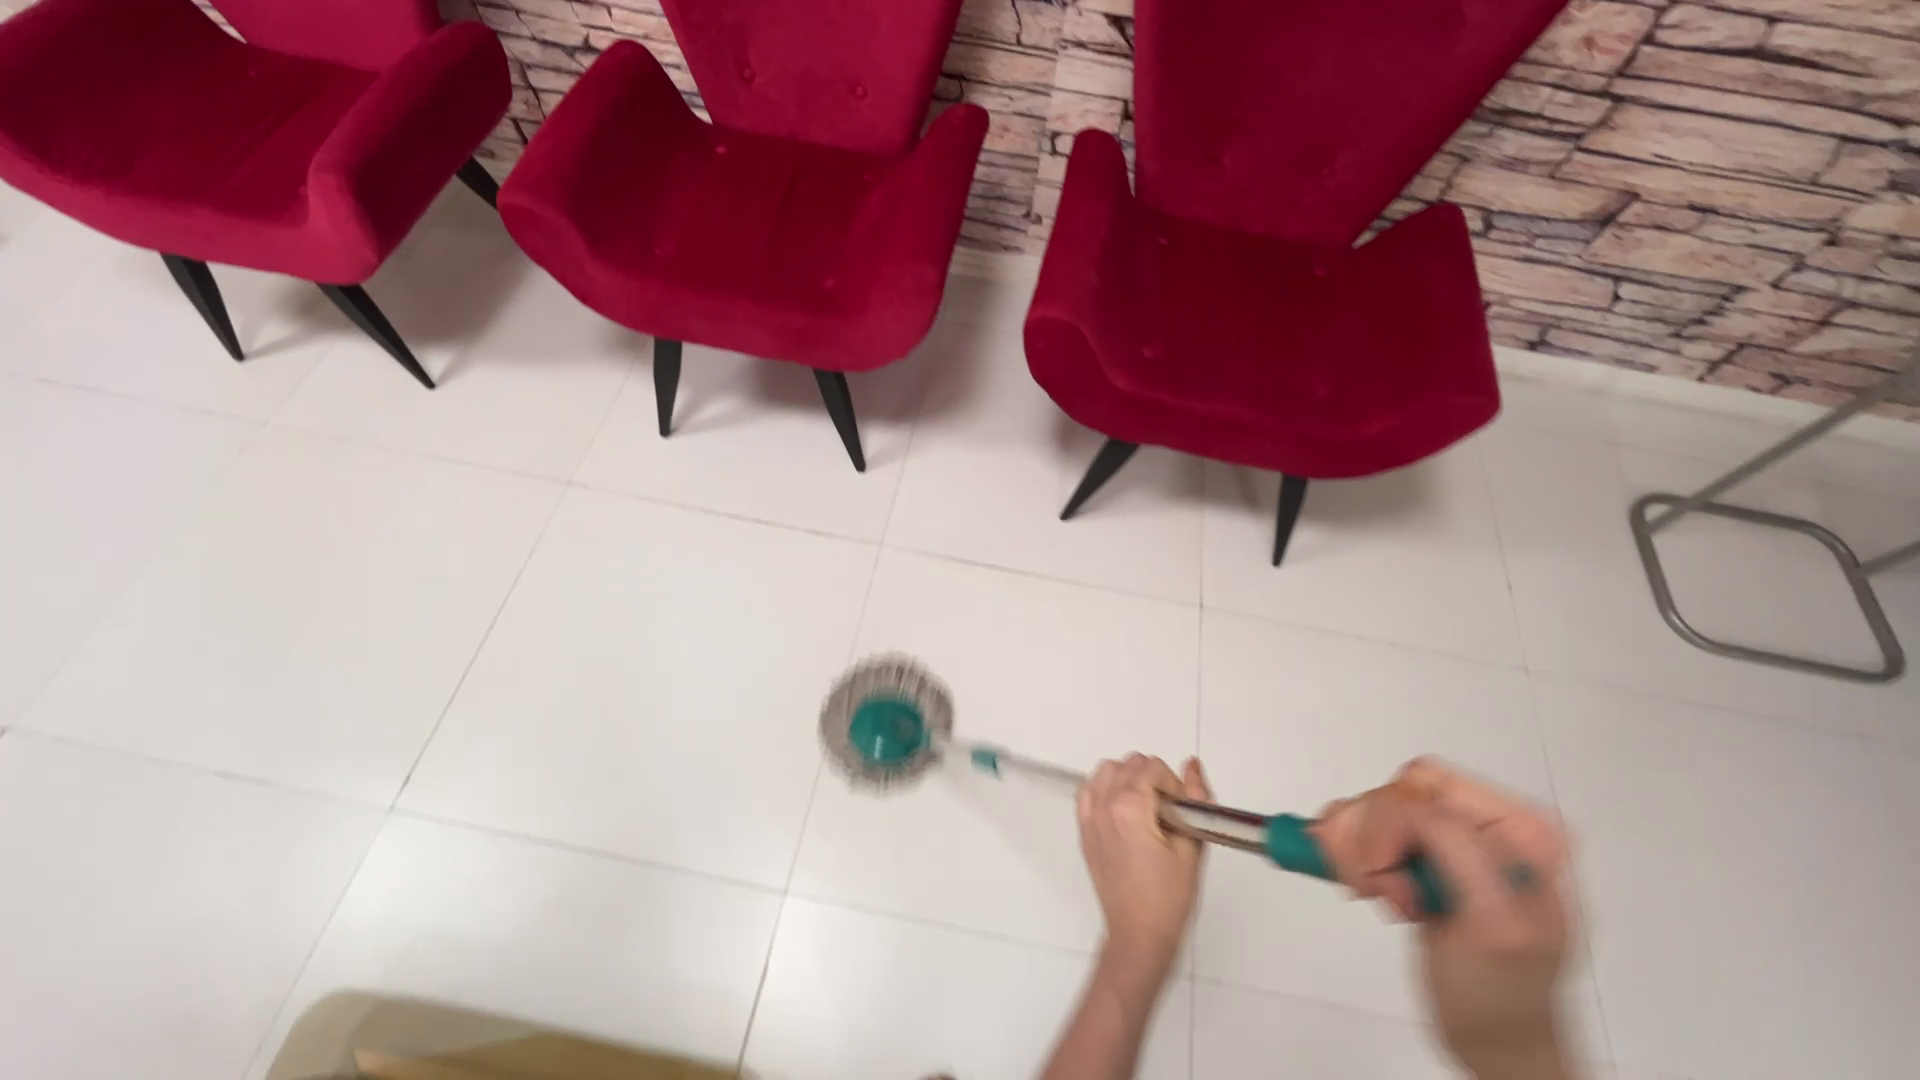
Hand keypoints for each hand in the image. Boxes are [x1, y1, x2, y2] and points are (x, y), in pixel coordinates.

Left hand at [1076, 754, 1211, 982]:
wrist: (1138, 932)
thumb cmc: (1170, 895)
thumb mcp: (1193, 846)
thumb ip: (1195, 799)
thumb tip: (1192, 763)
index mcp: (1130, 807)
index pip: (1153, 767)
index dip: (1174, 785)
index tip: (1181, 812)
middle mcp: (1103, 804)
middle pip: (1129, 764)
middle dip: (1152, 780)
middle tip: (1168, 813)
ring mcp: (1088, 816)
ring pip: (1106, 770)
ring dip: (1127, 780)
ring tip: (1146, 809)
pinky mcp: (1082, 829)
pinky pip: (1088, 790)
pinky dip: (1104, 790)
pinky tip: (1122, 811)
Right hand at [1314, 758, 1574, 1078]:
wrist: (1493, 1039)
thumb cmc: (1501, 992)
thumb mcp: (1494, 924)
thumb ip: (1461, 852)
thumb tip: (1409, 804)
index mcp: (1520, 828)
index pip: (1427, 784)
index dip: (1391, 824)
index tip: (1386, 879)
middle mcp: (1485, 820)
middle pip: (1392, 791)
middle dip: (1370, 842)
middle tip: (1381, 894)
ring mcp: (1448, 833)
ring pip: (1368, 805)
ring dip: (1354, 851)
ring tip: (1374, 896)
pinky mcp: (1417, 849)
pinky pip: (1359, 822)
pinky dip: (1344, 850)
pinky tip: (1362, 885)